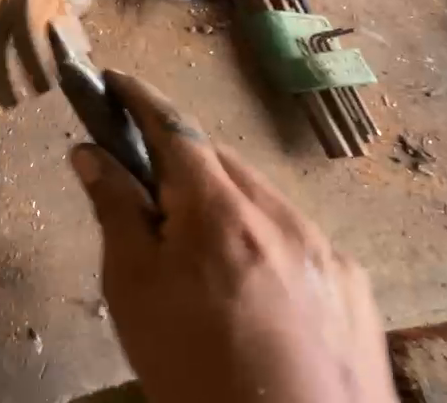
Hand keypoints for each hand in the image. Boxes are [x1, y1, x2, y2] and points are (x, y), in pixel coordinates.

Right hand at [71, 72, 393, 402]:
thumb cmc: (193, 367)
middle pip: (219, 160)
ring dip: (216, 193)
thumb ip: (115, 209)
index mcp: (222, 214)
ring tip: (184, 231)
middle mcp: (284, 220)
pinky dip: (254, 229)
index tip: (113, 79)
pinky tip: (238, 272)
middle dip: (176, 152)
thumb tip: (90, 153)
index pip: (176, 129)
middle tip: (137, 174)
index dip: (140, 98)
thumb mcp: (132, 287)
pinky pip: (291, 234)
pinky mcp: (355, 293)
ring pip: (258, 195)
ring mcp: (329, 256)